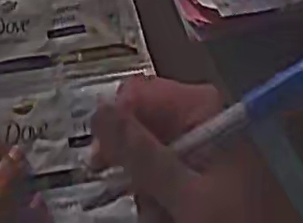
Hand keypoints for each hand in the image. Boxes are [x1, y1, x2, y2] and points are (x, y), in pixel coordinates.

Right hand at [90, 78, 295, 222]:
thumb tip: (98, 109)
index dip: (114, 123)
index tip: (100, 161)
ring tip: (161, 216)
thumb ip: (141, 153)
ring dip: (145, 188)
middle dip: (134, 164)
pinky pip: (165, 174)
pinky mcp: (204, 172)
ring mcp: (201, 145)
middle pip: (141, 124)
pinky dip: (160, 198)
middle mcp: (199, 116)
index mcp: (200, 106)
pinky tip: (169, 216)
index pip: (137, 93)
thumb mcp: (188, 196)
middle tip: (138, 200)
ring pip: (148, 154)